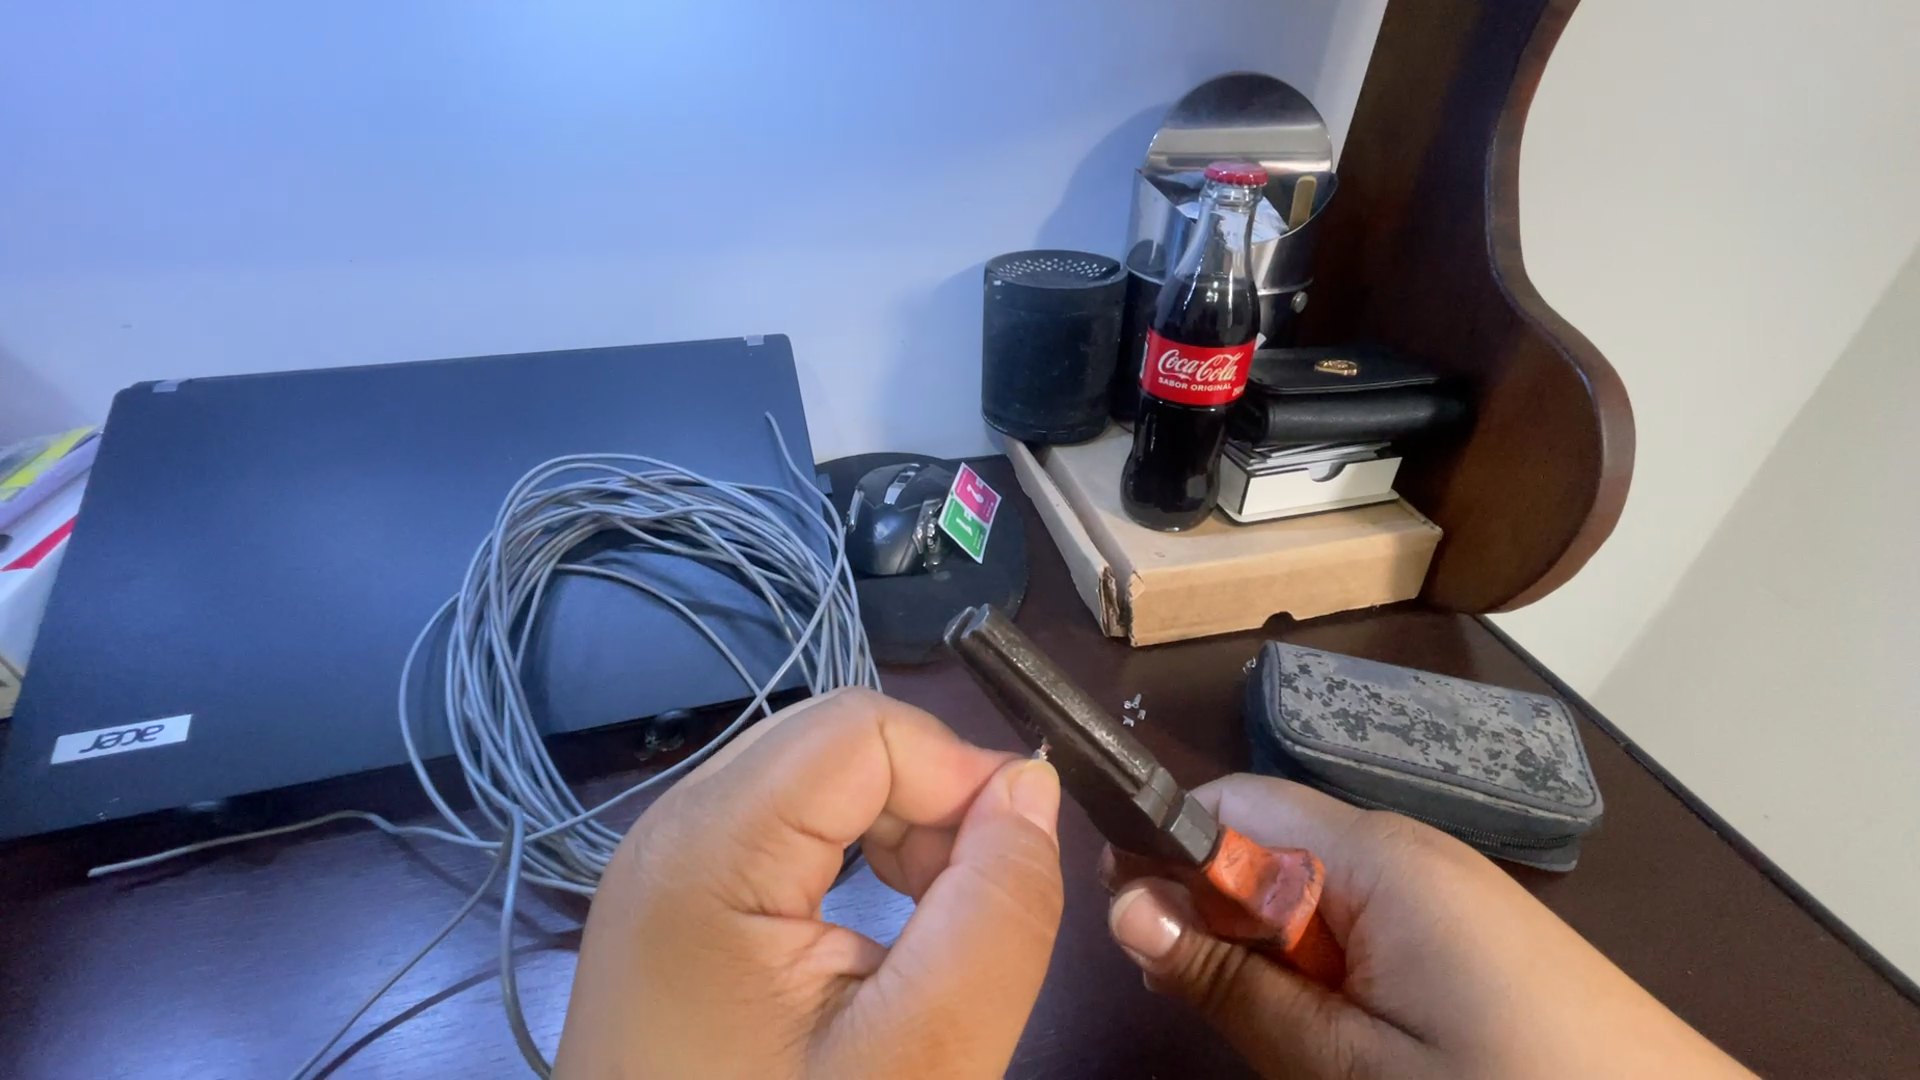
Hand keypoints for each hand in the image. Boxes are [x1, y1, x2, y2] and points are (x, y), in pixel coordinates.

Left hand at [554, 688, 1064, 1078]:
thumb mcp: (921, 1062)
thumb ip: (996, 911)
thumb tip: (1030, 785)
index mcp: (708, 848)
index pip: (862, 727)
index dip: (955, 771)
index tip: (1011, 854)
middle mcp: (677, 823)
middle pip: (840, 739)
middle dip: (930, 797)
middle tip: (971, 897)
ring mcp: (676, 850)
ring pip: (827, 768)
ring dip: (904, 820)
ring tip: (932, 913)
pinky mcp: (690, 878)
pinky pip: (800, 811)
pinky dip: (866, 842)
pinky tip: (882, 913)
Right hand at [1105, 774, 1752, 1078]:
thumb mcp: (1350, 1068)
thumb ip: (1231, 982)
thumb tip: (1124, 910)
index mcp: (1374, 853)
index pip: (1231, 802)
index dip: (1165, 846)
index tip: (1124, 913)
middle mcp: (1401, 845)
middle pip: (1264, 840)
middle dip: (1208, 902)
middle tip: (1179, 984)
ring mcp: (1438, 884)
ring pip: (1305, 884)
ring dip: (1259, 940)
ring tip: (1253, 1017)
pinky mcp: (1461, 926)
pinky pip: (1355, 915)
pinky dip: (1315, 959)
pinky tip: (1323, 1024)